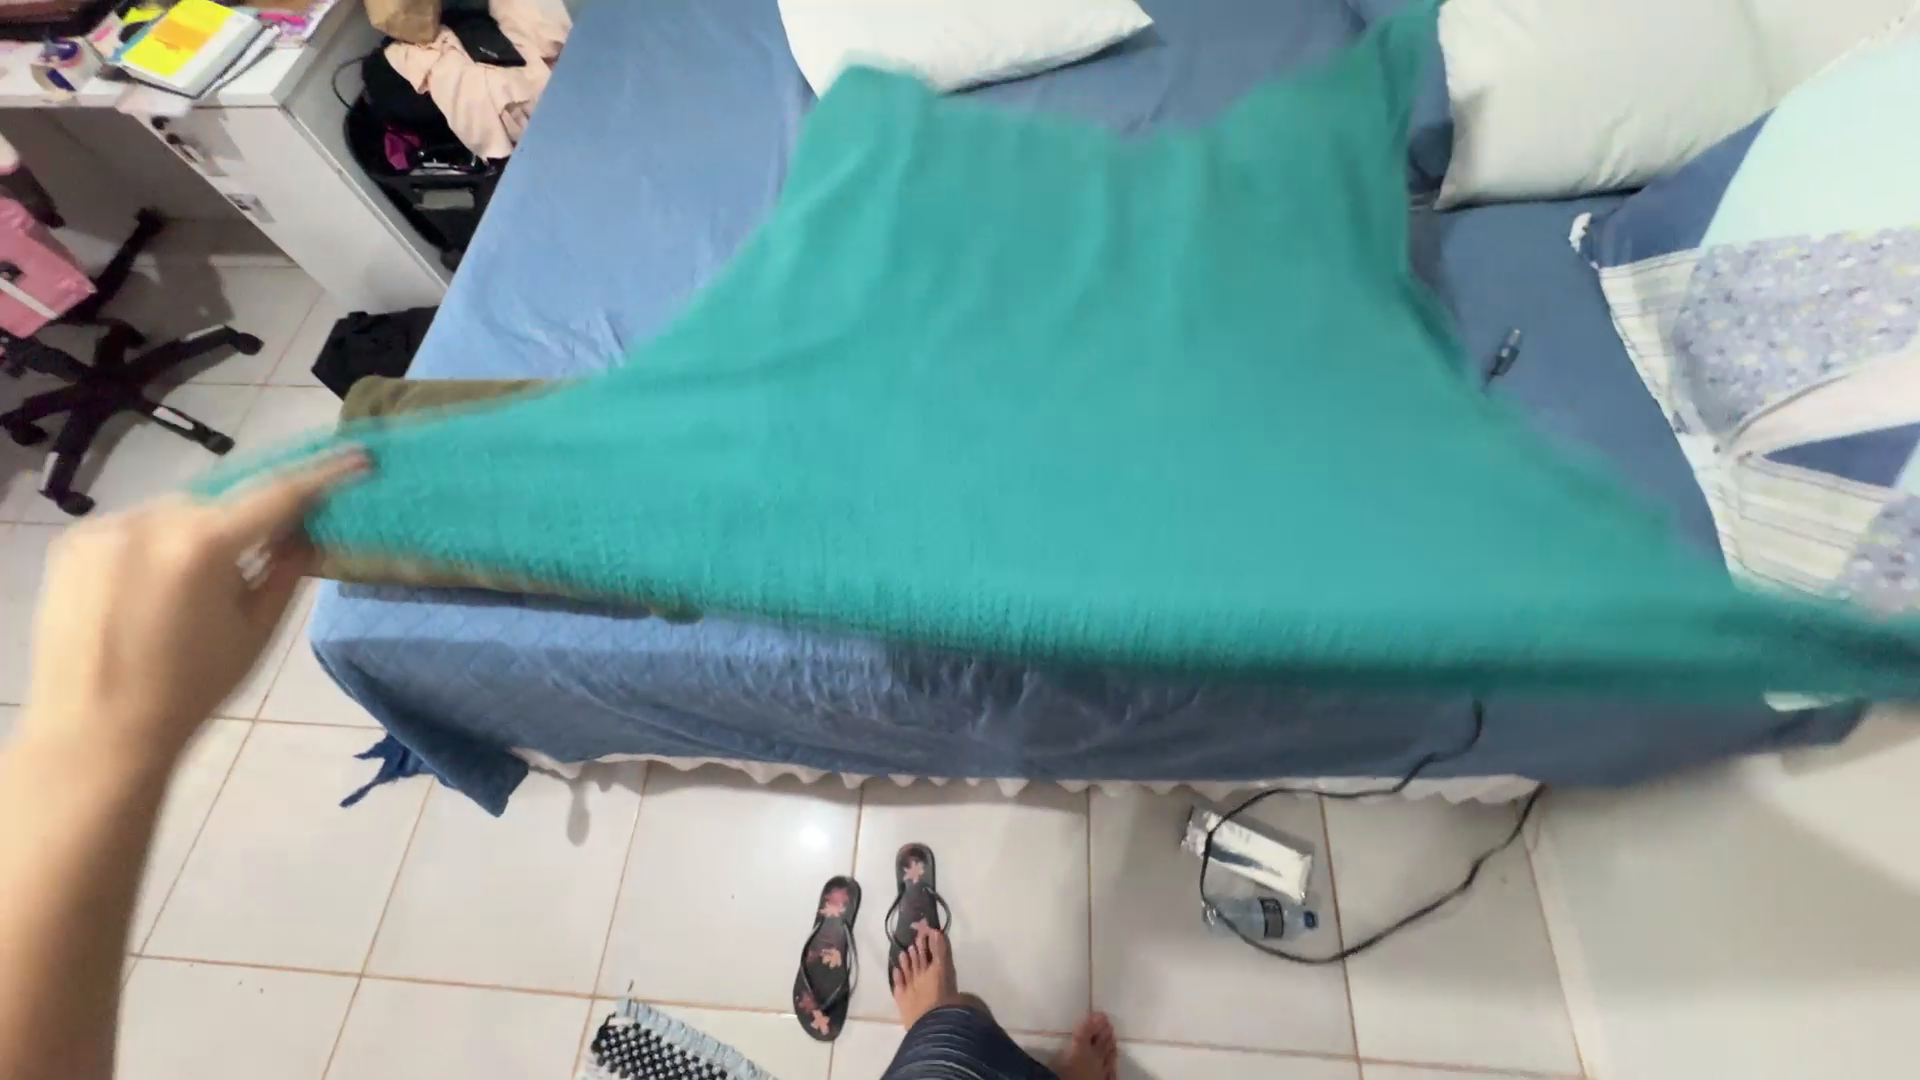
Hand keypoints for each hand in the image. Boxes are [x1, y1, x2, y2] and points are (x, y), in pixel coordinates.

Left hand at [18, 450, 368, 762]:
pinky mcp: (75, 546)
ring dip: (213, 527)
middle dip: (257, 514)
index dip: (324, 475)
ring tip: (222, 572)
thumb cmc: (197, 682)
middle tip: (282, 541)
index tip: (358, 458)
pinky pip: (144, 524)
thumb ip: (288, 567)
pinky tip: (178, 578)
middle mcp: (145, 525)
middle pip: (226, 499)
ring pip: (184, 511)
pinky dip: (173, 538)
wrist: (97, 729)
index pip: (278, 494)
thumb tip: (305, 532)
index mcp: (199, 546)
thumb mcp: (261, 625)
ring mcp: (102, 532)